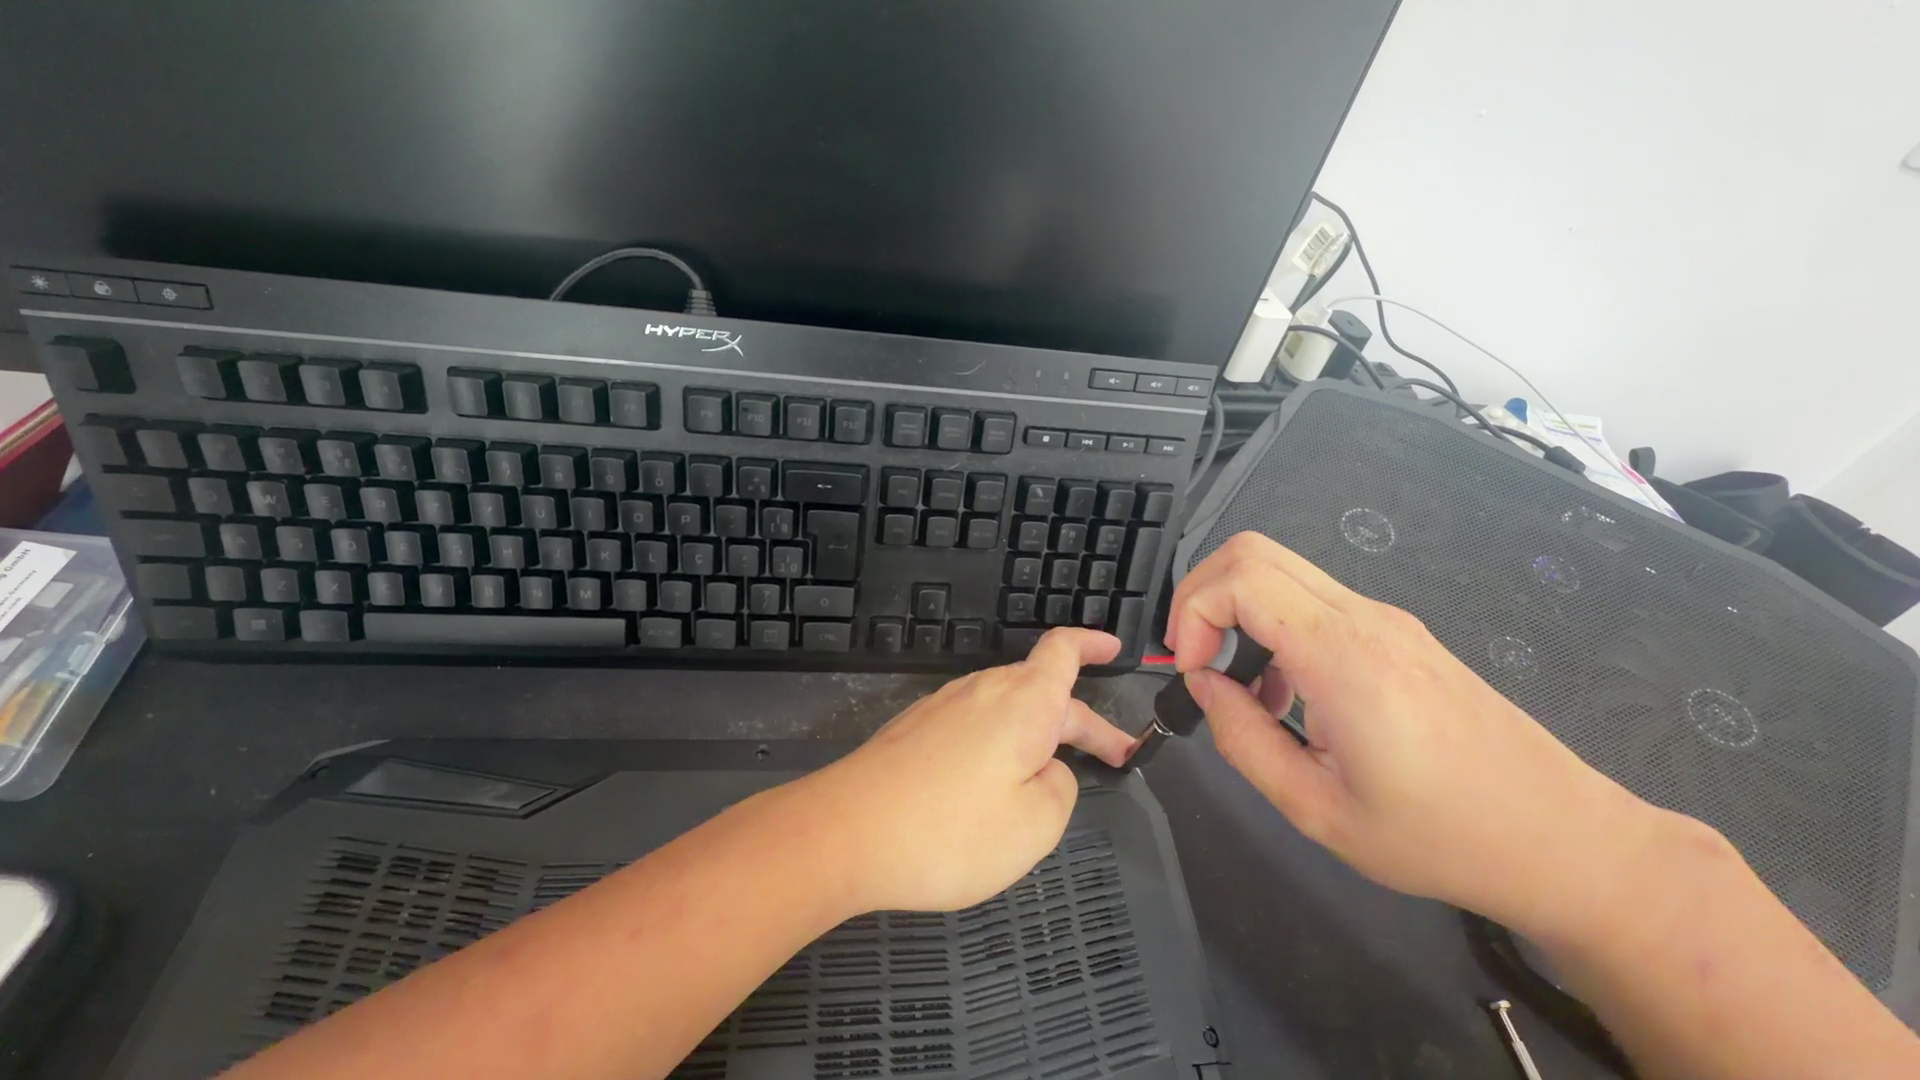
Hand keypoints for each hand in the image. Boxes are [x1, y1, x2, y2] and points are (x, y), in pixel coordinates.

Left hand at [796, 628, 1134, 913]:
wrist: (844, 833)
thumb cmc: (950, 831)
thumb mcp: (1035, 826)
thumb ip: (1060, 790)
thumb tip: (1047, 770)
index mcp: (1023, 703)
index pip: (1064, 651)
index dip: (1092, 644)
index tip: (1115, 649)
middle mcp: (982, 692)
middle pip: (1042, 690)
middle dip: (1081, 721)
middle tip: (1113, 756)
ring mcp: (942, 708)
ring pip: (1006, 710)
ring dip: (1038, 734)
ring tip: (1051, 775)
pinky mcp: (914, 730)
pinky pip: (974, 726)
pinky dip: (999, 745)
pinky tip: (992, 785)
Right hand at [1166, 533, 1662, 929]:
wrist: (1564, 839)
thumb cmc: (1440, 837)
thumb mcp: (1317, 810)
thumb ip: (1242, 739)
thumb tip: (1204, 685)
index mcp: (1343, 656)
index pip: (1240, 579)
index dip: (1192, 613)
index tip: (1190, 672)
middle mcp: (1366, 618)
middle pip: (1254, 551)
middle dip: (1202, 596)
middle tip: (1196, 661)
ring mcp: (1389, 620)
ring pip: (1283, 570)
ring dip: (1239, 614)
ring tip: (1247, 693)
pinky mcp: (1401, 634)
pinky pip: (1316, 601)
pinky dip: (1276, 626)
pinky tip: (1290, 697)